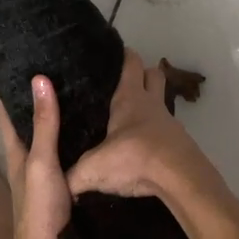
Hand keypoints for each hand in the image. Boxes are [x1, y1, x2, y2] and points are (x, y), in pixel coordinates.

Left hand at [0, 75, 71, 238]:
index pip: (7, 112)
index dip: (9, 88)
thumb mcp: (41, 160)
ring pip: (48, 135)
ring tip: (77, 91)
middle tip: (57, 71)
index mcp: (16, 150)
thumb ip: (43, 124)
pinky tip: (88, 128)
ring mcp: (43, 170)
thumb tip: (39, 78)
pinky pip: (65, 150)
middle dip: (39, 99)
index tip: (21, 63)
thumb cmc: (38, 203)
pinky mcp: (60, 181)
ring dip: (57, 117)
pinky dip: (73, 136)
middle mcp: (28, 157)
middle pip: (29, 122)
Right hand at [68, 49, 198, 199]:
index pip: (131, 61)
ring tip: (132, 123)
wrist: (178, 177)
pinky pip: (167, 131)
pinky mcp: (179, 143)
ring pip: (161, 103)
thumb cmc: (135, 157)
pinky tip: (144, 151)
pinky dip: (157, 136)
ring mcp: (169, 122)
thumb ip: (74, 174)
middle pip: (153, 74)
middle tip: (125, 85)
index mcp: (130, 96)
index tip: (114, 55)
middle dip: (143, 75)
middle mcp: (152, 102)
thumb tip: (59, 184)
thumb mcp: (95, 168)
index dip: (124, 55)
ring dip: (151, 108)